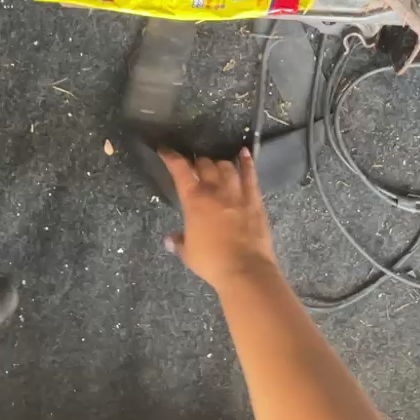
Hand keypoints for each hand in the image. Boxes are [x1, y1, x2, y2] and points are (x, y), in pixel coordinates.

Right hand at [158, 148, 279, 291]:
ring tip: (215, 165)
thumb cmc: (211, 261)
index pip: (180, 170)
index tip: (165, 151)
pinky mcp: (254, 199)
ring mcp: (237, 193)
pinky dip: (247, 162)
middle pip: (205, 164)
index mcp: (194, 200)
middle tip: (194, 166)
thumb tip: (169, 239)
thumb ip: (178, 242)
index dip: (171, 157)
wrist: (245, 269)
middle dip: (197, 162)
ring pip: (226, 167)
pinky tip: (244, 153)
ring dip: (218, 163)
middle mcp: (215, 190)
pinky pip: (250, 175)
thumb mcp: (188, 253)